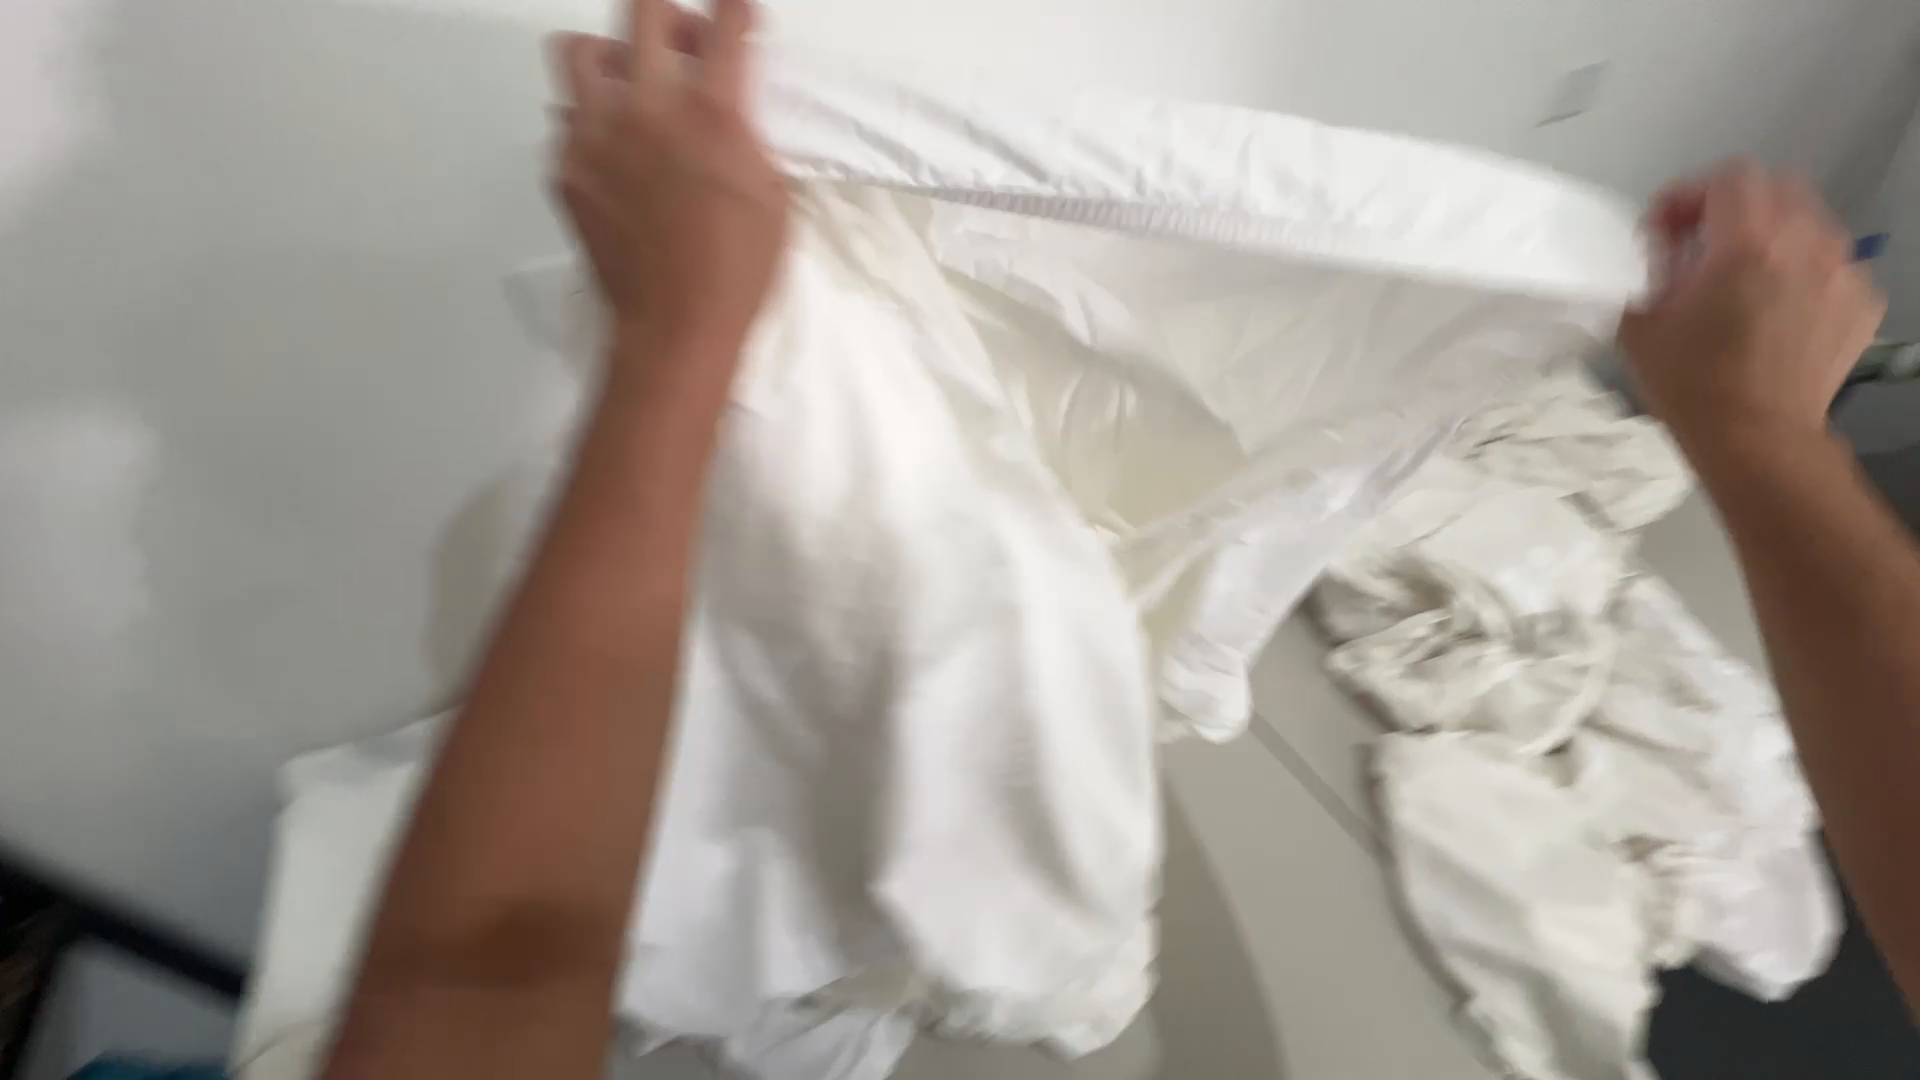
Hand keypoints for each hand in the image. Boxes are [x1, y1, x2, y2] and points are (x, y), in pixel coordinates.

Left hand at [551, 0, 789, 368]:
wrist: (676, 328)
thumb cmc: (739, 274)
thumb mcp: (772, 202)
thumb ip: (750, 140)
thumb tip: (730, 109)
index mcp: (713, 116)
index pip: (726, 27)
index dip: (736, 11)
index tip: (738, 15)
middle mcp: (649, 107)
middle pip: (644, 8)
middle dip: (674, 16)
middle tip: (688, 49)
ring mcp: (596, 134)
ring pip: (581, 50)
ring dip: (614, 60)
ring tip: (634, 96)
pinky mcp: (566, 167)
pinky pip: (568, 119)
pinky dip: (593, 125)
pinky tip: (618, 159)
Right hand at [1618, 163, 1885, 449]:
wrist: (1753, 434)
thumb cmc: (1688, 382)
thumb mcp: (1639, 324)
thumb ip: (1652, 274)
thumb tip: (1664, 253)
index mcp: (1747, 247)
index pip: (1728, 179)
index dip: (1687, 195)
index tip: (1661, 228)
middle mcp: (1807, 246)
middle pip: (1774, 190)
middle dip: (1726, 209)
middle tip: (1691, 247)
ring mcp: (1844, 272)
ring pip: (1804, 226)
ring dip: (1762, 240)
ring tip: (1728, 283)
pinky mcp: (1860, 300)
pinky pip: (1825, 266)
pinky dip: (1792, 274)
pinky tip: (1764, 312)